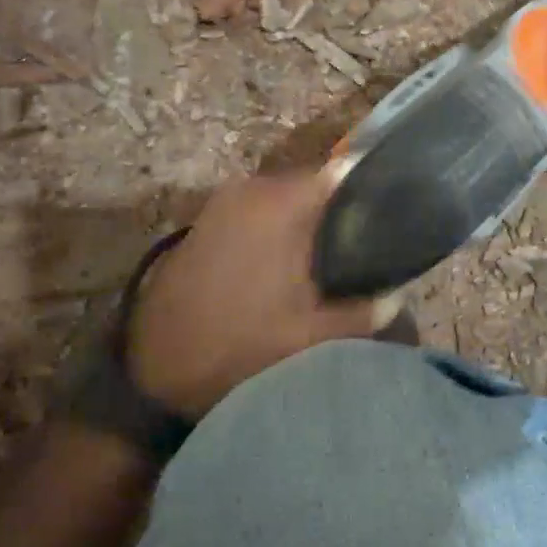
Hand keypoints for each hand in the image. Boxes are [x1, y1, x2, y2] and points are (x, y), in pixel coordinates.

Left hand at [126, 165, 376, 417]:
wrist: (149, 374)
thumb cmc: (236, 346)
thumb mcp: (309, 337)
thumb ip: (361, 314)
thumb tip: (396, 297)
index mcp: (280, 204)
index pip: (342, 172)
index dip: (373, 189)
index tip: (396, 213)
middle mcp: (251, 191)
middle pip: (316, 185)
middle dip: (345, 210)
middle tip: (375, 243)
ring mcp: (224, 205)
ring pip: (288, 200)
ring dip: (314, 222)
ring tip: (343, 256)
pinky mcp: (207, 225)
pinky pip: (262, 213)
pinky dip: (285, 230)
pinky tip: (301, 265)